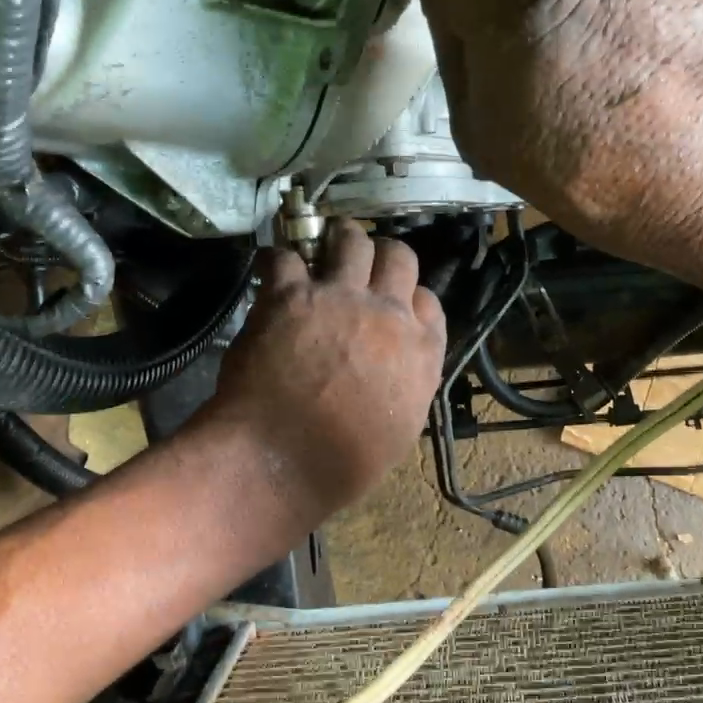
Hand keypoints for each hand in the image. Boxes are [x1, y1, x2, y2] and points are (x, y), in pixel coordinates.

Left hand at [203, 222, 446, 519]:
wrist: (282, 461)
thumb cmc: (343, 463)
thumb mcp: (402, 428)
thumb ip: (409, 383)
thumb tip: (400, 366)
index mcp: (421, 352)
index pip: (428, 301)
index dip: (408, 296)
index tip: (391, 303)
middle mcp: (388, 314)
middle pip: (398, 257)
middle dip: (381, 255)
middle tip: (359, 264)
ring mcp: (340, 299)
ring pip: (351, 239)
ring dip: (339, 239)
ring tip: (322, 246)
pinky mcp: (291, 295)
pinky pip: (287, 256)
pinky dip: (280, 260)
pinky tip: (274, 271)